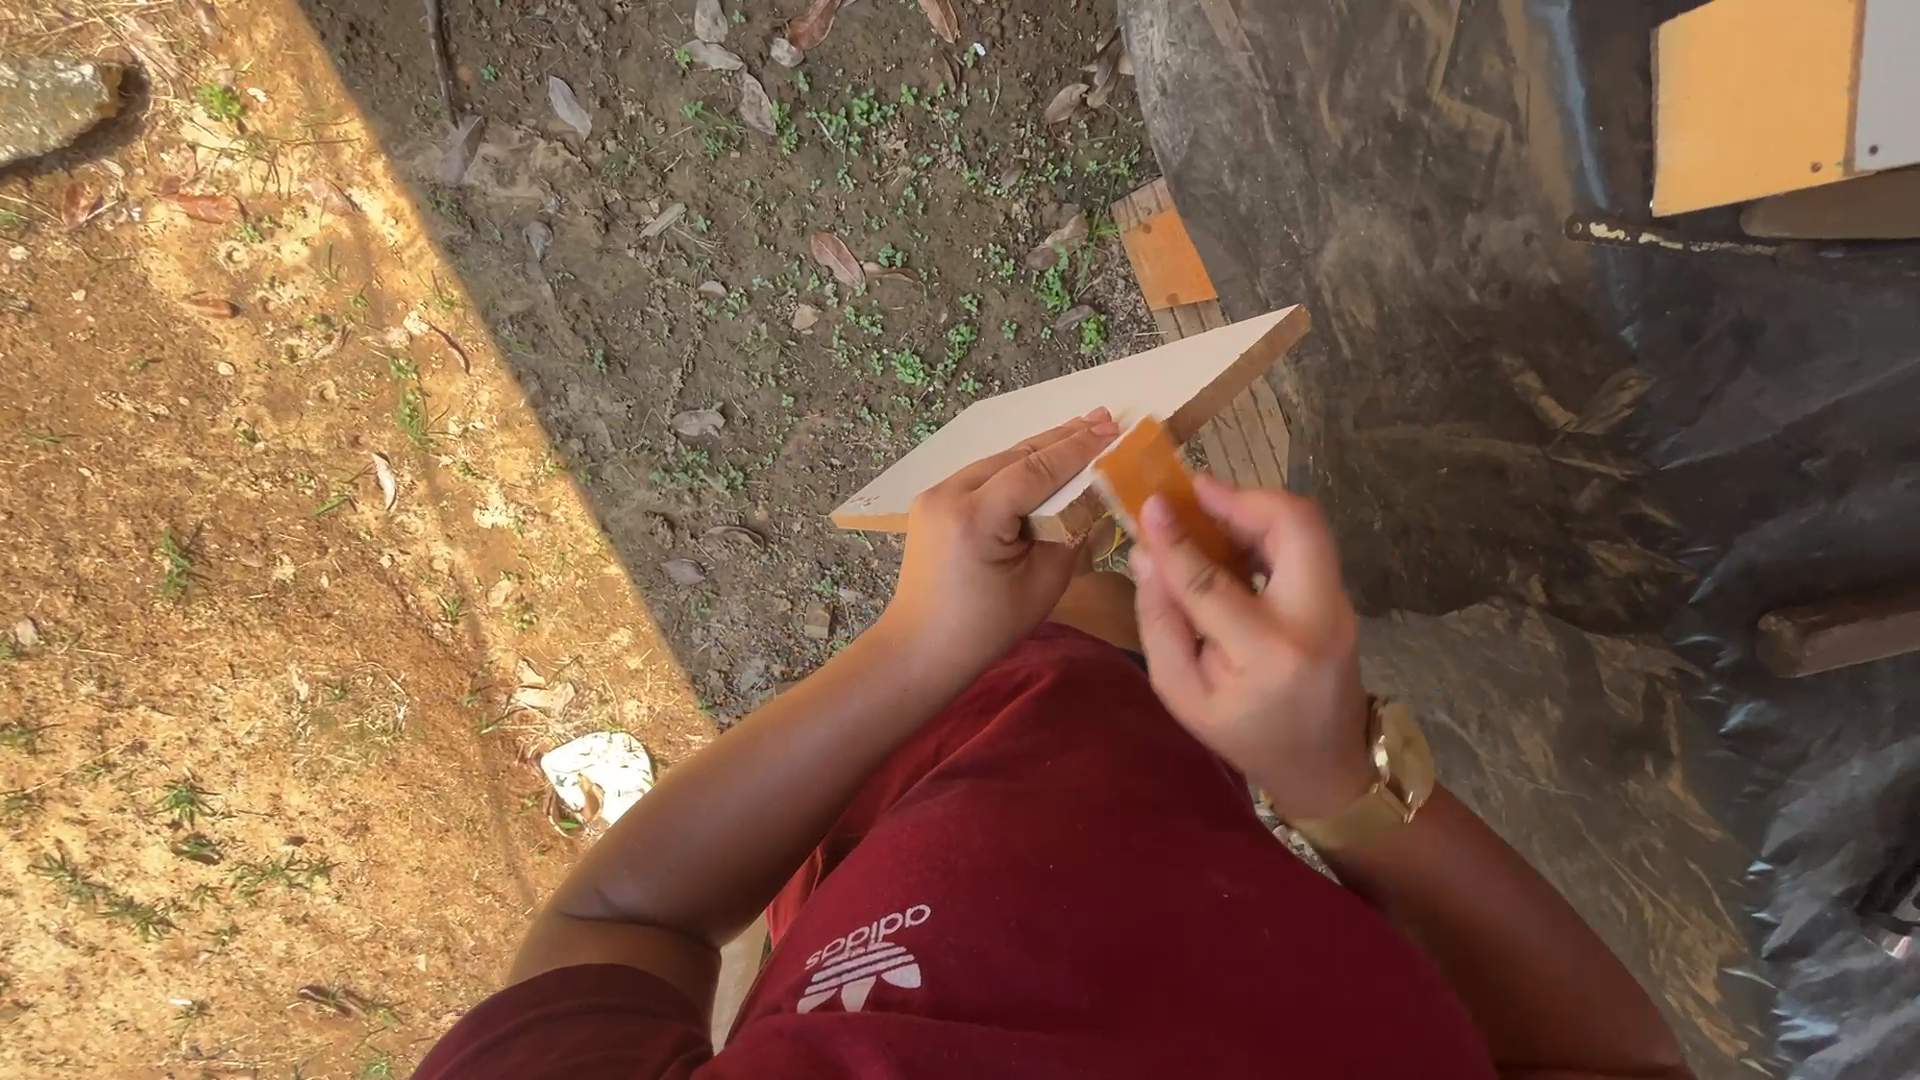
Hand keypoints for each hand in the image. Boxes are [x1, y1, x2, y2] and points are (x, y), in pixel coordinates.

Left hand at [879, 409, 1119, 672]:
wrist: (922, 647)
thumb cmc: (987, 627)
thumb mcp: (1043, 584)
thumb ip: (1069, 532)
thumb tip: (1090, 495)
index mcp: (974, 518)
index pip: (1035, 470)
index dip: (1077, 450)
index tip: (1112, 431)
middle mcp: (948, 494)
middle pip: (1015, 456)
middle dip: (1062, 438)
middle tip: (1104, 417)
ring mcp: (934, 495)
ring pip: (998, 461)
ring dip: (1039, 449)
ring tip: (1081, 429)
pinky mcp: (932, 502)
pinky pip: (982, 476)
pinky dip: (1014, 467)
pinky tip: (1041, 459)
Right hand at [1129, 474, 1374, 820]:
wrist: (1325, 763)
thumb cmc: (1244, 734)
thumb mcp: (1182, 693)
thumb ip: (1160, 622)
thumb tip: (1146, 555)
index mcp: (1268, 655)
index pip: (1212, 582)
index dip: (1176, 541)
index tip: (1149, 506)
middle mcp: (1315, 620)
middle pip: (1294, 525)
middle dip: (1241, 497)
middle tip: (1195, 492)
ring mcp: (1339, 606)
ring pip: (1306, 525)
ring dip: (1253, 507)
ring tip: (1207, 510)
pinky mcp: (1340, 598)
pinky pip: (1306, 542)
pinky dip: (1266, 526)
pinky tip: (1231, 537)